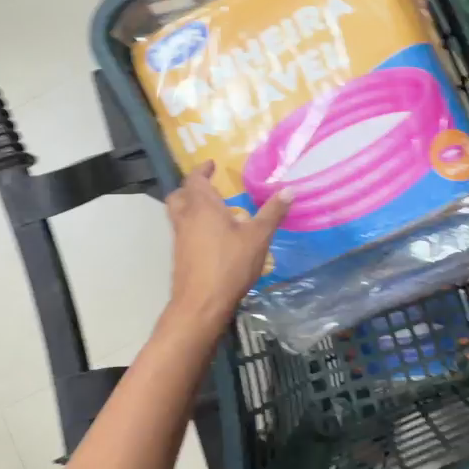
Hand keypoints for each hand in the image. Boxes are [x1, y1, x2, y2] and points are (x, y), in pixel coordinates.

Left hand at [165, 161, 290, 325]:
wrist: (201, 304)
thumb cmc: (229, 265)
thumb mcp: (258, 237)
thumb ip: (272, 213)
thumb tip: (289, 189)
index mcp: (201, 206)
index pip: (195, 179)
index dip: (202, 170)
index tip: (211, 165)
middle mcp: (185, 218)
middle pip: (180, 196)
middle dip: (191, 189)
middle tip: (208, 189)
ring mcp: (180, 239)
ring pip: (179, 215)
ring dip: (191, 208)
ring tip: (213, 213)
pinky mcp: (180, 257)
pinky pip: (183, 233)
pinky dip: (193, 227)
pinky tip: (213, 239)